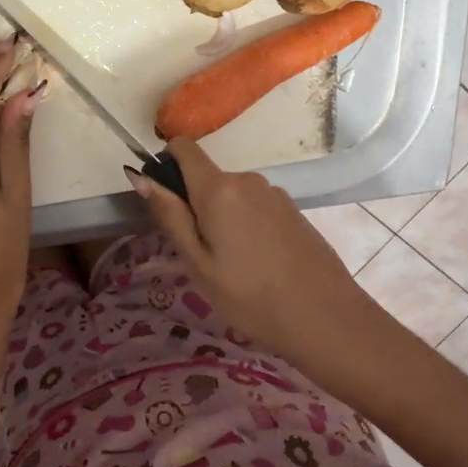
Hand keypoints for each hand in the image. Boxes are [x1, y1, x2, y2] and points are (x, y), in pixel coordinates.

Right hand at [127, 139, 375, 360]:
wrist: (325, 318)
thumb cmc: (250, 296)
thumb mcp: (198, 263)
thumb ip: (170, 216)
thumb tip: (141, 177)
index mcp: (219, 188)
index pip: (183, 148)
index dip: (166, 164)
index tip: (165, 202)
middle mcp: (247, 180)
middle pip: (207, 177)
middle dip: (195, 205)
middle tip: (200, 255)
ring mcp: (274, 194)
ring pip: (231, 195)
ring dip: (221, 218)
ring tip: (232, 266)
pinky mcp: (292, 210)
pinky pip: (254, 207)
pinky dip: (245, 226)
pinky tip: (259, 264)